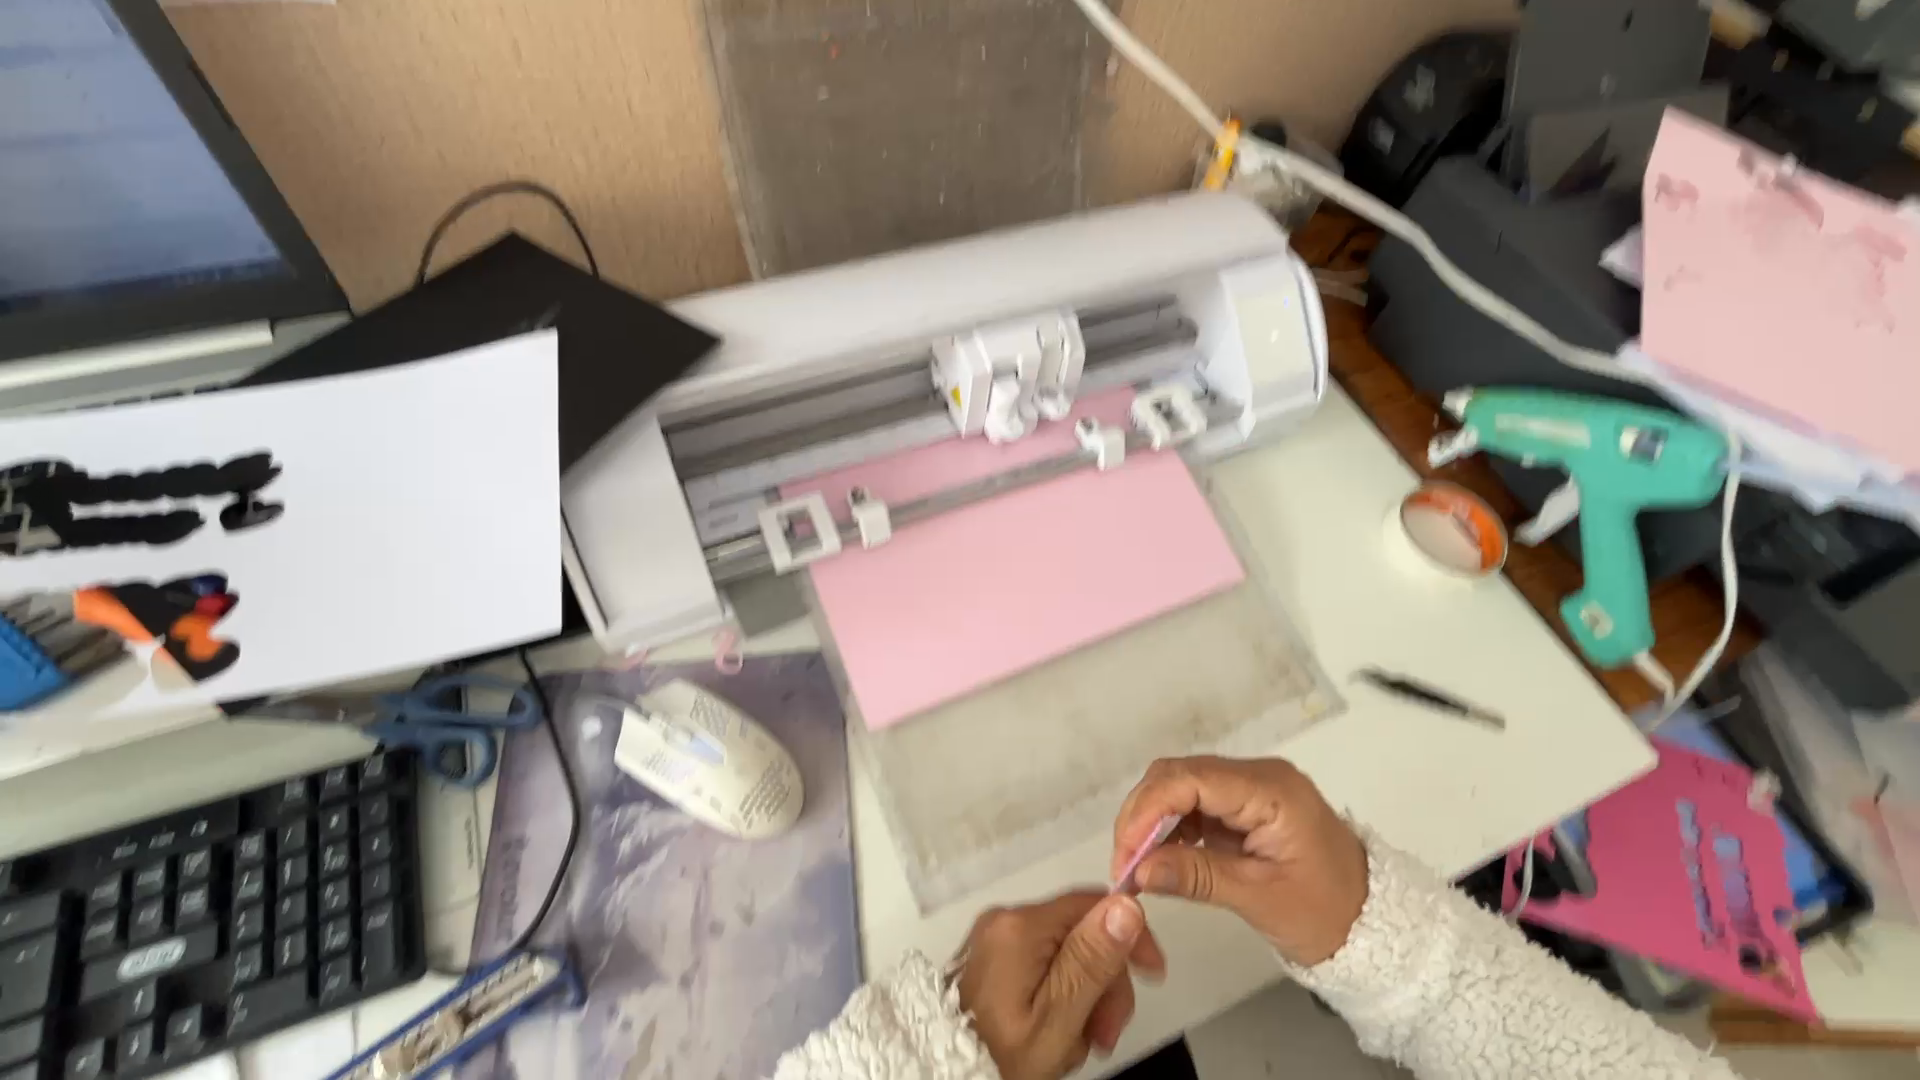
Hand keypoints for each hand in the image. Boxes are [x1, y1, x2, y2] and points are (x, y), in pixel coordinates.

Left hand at [956, 891, 1165, 1079]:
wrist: (942, 1078)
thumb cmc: (1004, 1055)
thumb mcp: (1058, 1018)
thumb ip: (1092, 961)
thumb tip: (1127, 904)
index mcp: (1020, 926)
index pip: (1092, 904)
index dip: (1129, 934)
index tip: (1152, 975)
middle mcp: (1004, 918)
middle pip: (1079, 930)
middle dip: (1104, 979)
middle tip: (1106, 1035)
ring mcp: (994, 936)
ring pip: (1064, 949)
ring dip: (1084, 993)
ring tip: (1079, 1043)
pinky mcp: (990, 956)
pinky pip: (1041, 960)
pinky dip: (1059, 991)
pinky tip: (1058, 1029)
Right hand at [1112, 756, 1367, 967]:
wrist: (1376, 926)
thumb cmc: (1328, 913)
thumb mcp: (1260, 899)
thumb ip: (1197, 877)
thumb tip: (1139, 870)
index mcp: (1270, 789)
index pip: (1190, 780)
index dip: (1148, 811)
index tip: (1126, 854)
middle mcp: (1256, 775)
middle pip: (1177, 776)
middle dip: (1142, 816)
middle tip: (1125, 864)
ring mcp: (1248, 788)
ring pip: (1178, 787)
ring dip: (1151, 822)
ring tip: (1138, 866)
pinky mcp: (1241, 805)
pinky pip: (1192, 804)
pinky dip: (1169, 829)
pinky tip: (1161, 859)